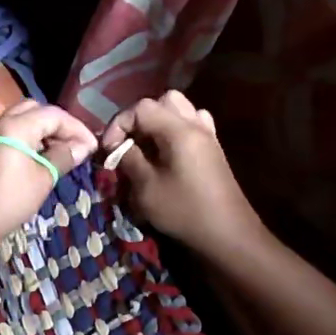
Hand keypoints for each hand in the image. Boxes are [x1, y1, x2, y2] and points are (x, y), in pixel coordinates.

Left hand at [0, 102, 96, 246]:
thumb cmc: (11, 199)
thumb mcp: (43, 178)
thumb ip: (64, 156)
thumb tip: (83, 147)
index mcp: (16, 125)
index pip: (54, 115)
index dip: (77, 128)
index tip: (92, 147)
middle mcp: (0, 122)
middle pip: (35, 110)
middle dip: (58, 124)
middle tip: (75, 144)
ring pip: (21, 121)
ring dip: (43, 131)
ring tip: (60, 152)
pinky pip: (10, 133)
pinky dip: (28, 139)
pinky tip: (39, 157)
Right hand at [101, 90, 261, 258]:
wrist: (227, 233)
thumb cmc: (184, 211)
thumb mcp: (147, 188)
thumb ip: (130, 160)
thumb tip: (118, 146)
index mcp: (179, 130)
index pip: (142, 107)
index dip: (119, 124)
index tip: (109, 151)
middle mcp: (196, 124)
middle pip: (163, 101)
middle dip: (140, 119)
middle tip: (128, 144)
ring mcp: (208, 135)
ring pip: (180, 110)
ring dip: (158, 123)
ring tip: (146, 147)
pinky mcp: (213, 149)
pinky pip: (192, 125)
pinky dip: (175, 131)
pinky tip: (167, 153)